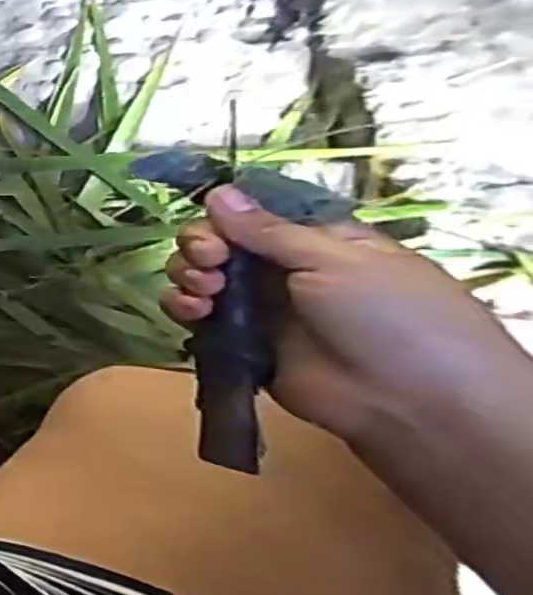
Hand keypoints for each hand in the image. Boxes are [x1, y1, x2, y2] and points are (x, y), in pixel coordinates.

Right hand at [162, 184, 528, 443]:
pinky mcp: (236, 339)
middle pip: (213, 244)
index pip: (247, 218)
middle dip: (198, 248)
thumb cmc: (395, 318)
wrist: (413, 403)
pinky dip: (181, 307)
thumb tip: (217, 190)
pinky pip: (191, 314)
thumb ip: (268, 229)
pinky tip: (195, 312)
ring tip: (205, 292)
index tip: (216, 235)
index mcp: (313, 245)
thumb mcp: (338, 261)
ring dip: (187, 276)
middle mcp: (280, 271)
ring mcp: (257, 307)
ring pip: (196, 276)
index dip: (221, 221)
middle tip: (208, 262)